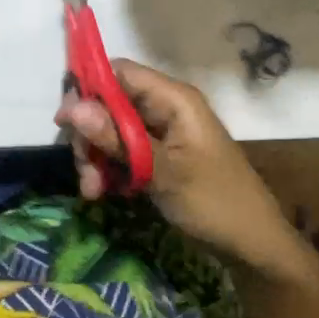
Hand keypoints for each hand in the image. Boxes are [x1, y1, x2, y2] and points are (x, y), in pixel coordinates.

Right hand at [57, 60, 301, 267]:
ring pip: (112, 131)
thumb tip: (72, 107)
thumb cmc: (214, 203)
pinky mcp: (160, 156)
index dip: (88, 90)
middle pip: (110, 104)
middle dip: (91, 136)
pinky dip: (111, 170)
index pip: (119, 73)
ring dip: (97, 159)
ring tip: (93, 192)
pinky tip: (106, 194)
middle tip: (85, 175)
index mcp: (174, 99)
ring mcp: (163, 133)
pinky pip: (125, 151)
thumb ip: (116, 138)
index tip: (65, 124)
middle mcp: (166, 108)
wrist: (252, 245)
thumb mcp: (162, 172)